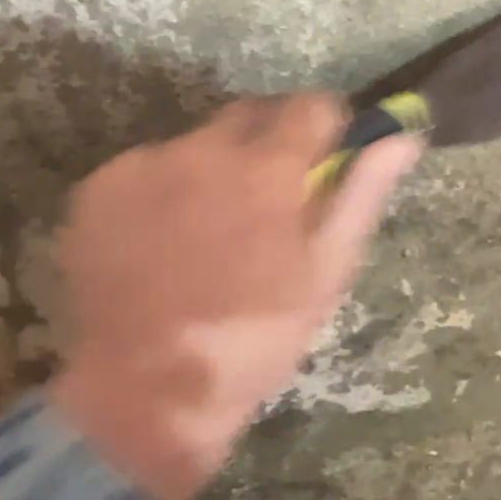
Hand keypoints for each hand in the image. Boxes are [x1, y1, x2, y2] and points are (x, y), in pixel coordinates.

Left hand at [48, 94, 422, 499]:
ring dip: (211, 171)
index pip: (311, 106)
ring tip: (206, 236)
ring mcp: (144, 166)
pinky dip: (161, 193)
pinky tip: (161, 245)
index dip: (326, 129)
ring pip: (194, 145)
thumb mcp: (324, 275)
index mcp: (268, 169)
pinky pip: (145, 171)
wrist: (148, 392)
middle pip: (249, 116)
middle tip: (267, 206)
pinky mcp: (98, 189)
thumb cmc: (255, 340)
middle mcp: (203, 149)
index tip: (325, 159)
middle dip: (267, 145)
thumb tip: (402, 137)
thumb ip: (360, 196)